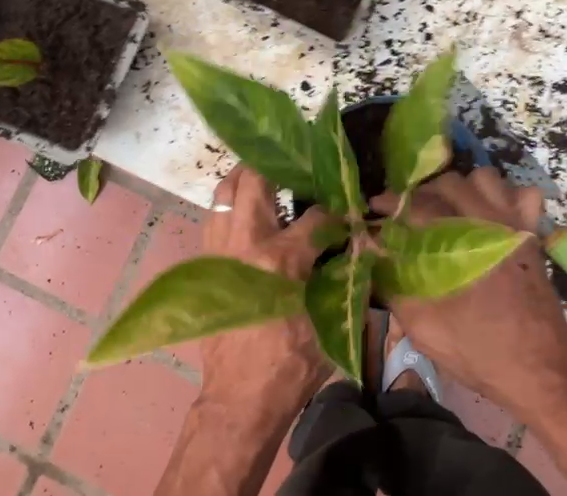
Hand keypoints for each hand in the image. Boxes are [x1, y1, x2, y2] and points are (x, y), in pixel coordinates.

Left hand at [195, 165, 334, 424]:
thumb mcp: (331, 322)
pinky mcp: (204, 264)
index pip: (316, 216)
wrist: (241, 399)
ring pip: (225, 193)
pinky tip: (246, 215)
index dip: (335, 211)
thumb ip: (346, 277)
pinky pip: (214, 218)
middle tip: (294, 169)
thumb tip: (362, 248)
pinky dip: (229, 207)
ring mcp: (219, 251)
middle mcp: (246, 244)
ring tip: (266, 181)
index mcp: (282, 260)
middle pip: (255, 180)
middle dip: (277, 168)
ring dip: (245, 181)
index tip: (343, 211)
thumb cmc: (292, 364)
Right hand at [372, 169, 566, 415]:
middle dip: (422, 193)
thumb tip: (372, 255)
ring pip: (484, 180)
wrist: (543, 374)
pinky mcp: (533, 235)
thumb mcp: (425, 329)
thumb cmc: (481, 353)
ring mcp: (516, 225)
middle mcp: (489, 223)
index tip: (375, 208)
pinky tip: (490, 215)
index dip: (392, 203)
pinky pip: (522, 196)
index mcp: (460, 244)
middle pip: (448, 184)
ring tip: (447, 210)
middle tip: (408, 214)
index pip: (418, 204)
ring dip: (461, 188)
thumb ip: (394, 287)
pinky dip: (504, 196)